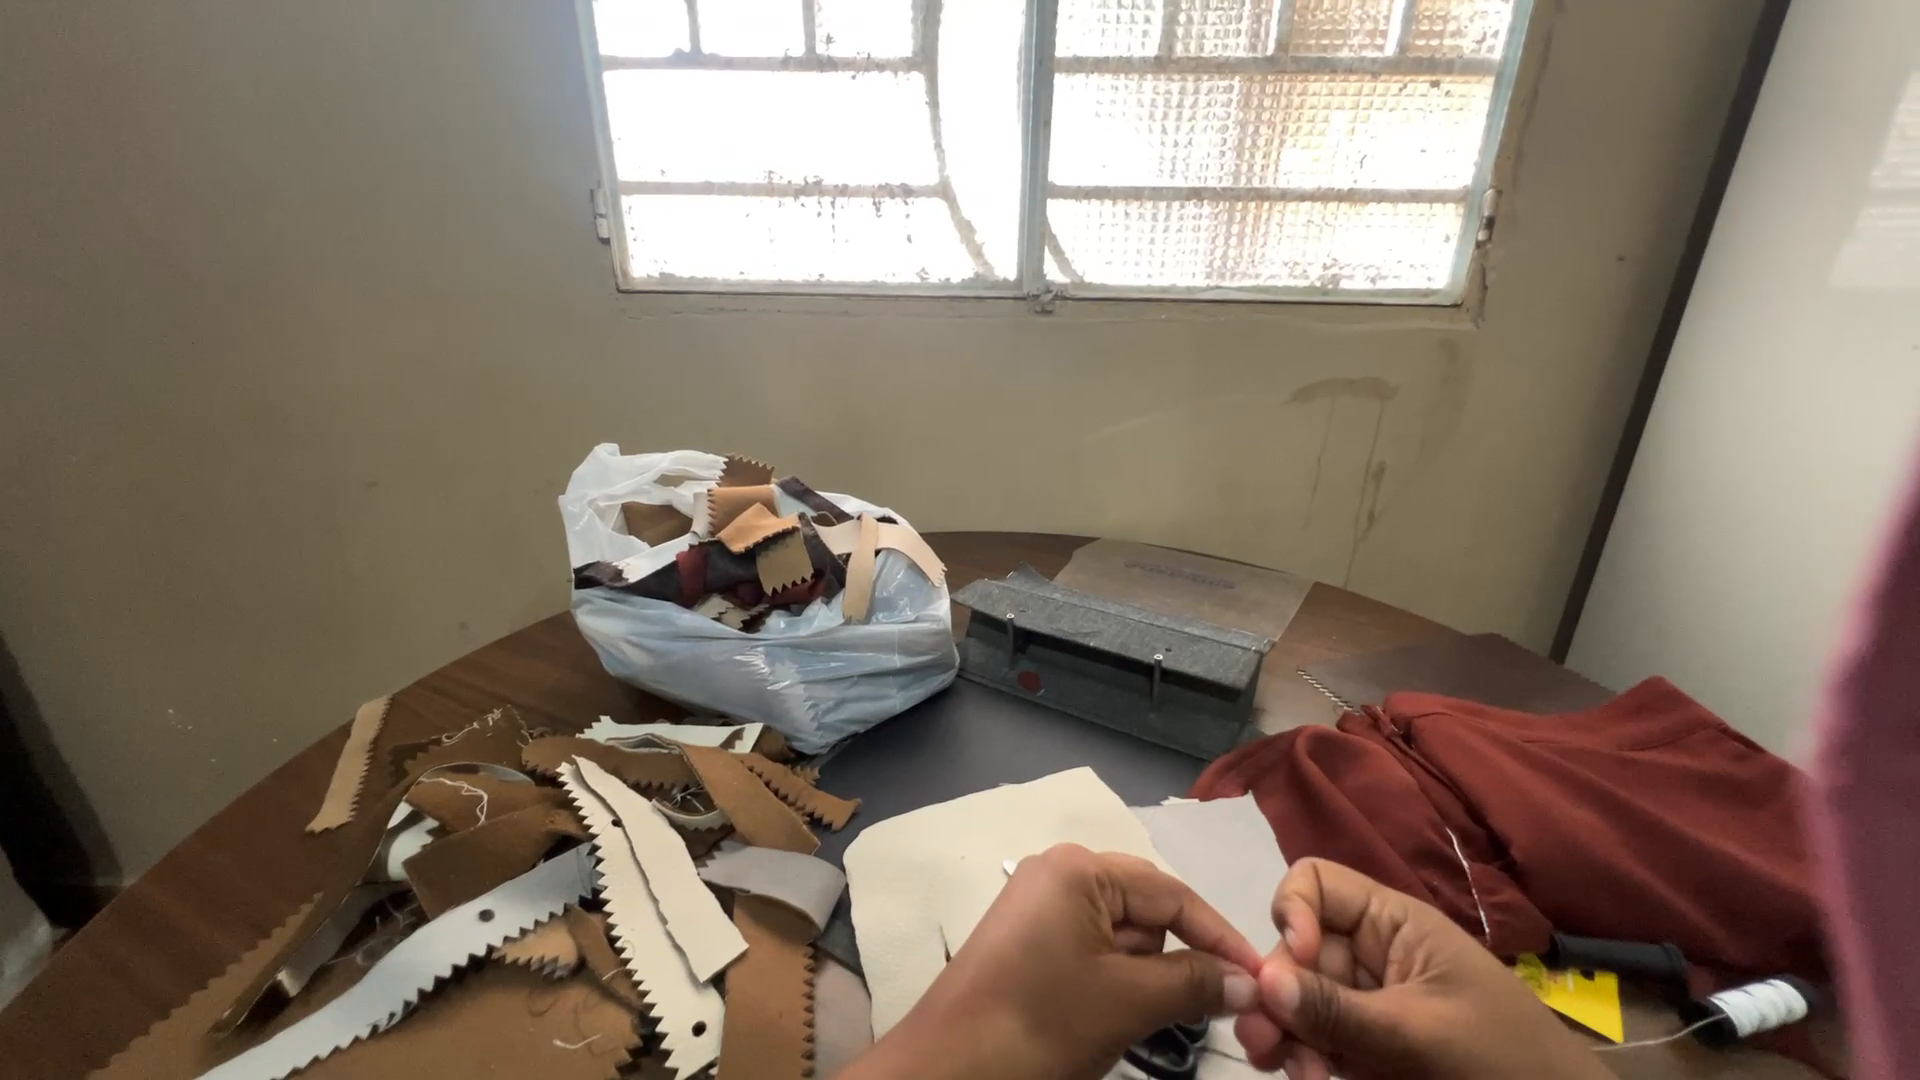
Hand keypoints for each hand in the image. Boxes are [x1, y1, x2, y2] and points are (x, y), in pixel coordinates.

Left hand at [844, 843, 1264, 1079]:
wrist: (949, 1066)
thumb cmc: (1041, 1021)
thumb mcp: (1126, 1002)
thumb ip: (1193, 983)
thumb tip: (1248, 980)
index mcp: (1079, 868)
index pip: (1169, 891)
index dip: (1219, 934)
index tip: (1263, 976)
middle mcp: (1058, 871)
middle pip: (1145, 905)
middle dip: (1182, 953)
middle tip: (1222, 1003)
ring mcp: (1039, 902)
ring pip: (1120, 930)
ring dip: (1149, 970)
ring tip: (1159, 1013)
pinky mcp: (1028, 936)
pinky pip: (1092, 945)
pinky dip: (1118, 975)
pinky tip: (1121, 1011)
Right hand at [1235, 858, 1612, 1079]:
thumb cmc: (1509, 1069)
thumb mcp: (1422, 1038)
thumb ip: (1337, 1011)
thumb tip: (1262, 980)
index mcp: (1392, 924)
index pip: (1316, 884)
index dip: (1291, 912)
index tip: (1291, 965)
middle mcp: (1371, 954)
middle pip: (1297, 950)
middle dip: (1276, 993)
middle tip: (1260, 1042)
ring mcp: (1369, 1005)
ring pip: (1299, 1000)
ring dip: (1283, 1034)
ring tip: (1278, 1068)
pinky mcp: (1369, 1052)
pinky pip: (1318, 1041)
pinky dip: (1303, 1060)